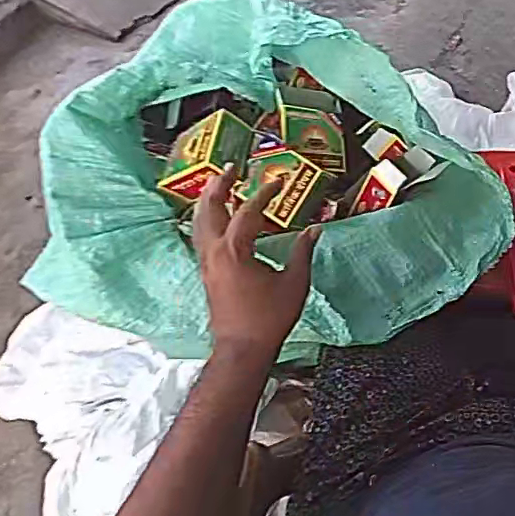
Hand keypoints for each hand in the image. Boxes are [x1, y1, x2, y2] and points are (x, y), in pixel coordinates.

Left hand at [194, 166, 319, 358]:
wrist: (242, 347)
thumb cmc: (269, 317)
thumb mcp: (295, 283)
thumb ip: (303, 253)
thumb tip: (315, 230)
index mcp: (235, 251)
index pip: (248, 212)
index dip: (265, 194)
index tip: (278, 183)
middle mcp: (214, 252)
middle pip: (210, 208)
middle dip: (219, 185)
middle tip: (231, 168)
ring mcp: (206, 262)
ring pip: (199, 222)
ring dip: (209, 200)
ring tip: (217, 185)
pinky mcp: (206, 272)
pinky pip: (201, 236)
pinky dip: (207, 220)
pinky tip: (216, 219)